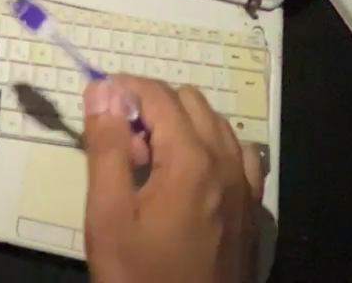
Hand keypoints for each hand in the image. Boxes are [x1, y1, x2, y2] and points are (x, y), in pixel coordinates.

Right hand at [82, 76, 262, 282]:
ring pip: (215, 124)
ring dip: (181, 126)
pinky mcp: (253, 212)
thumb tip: (103, 89)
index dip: (125, 89)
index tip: (99, 103)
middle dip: (151, 108)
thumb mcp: (109, 215)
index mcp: (192, 159)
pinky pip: (237, 155)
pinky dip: (211, 148)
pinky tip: (188, 177)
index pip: (157, 95)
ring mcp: (245, 188)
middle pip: (188, 101)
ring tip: (150, 165)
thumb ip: (107, 145)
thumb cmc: (140, 279)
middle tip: (123, 148)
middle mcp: (227, 163)